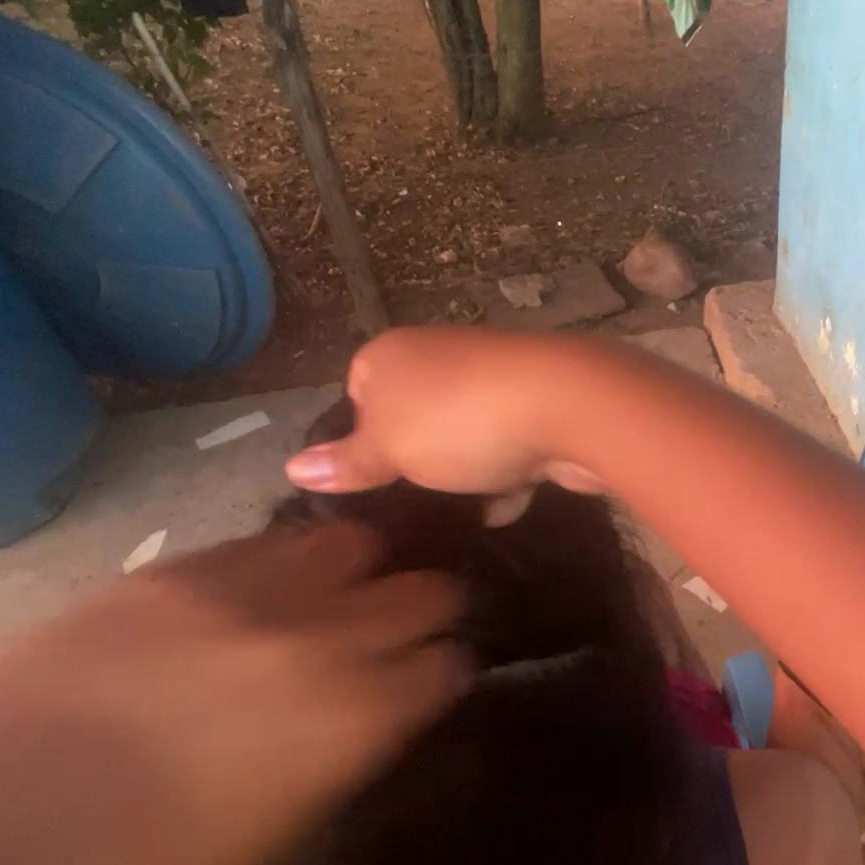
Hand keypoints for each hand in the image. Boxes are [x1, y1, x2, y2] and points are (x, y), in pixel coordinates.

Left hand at [0, 523, 469, 864]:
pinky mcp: (184, 568)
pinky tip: (262, 589)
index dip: (447, 666)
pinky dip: (283, 564)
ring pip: (355, 545)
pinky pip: (269, 543)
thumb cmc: (154, 857)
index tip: (434, 670)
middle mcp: (326, 641)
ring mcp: (255, 595)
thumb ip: (359, 741)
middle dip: (426, 609)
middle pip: (426, 592)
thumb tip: (390, 695)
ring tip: (332, 591)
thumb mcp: (295, 815)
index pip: (450, 662)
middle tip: (401, 624)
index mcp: (360, 717)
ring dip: (358, 572)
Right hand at [284, 327, 607, 496]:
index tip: (373, 475)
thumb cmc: (460, 422)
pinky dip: (510, 477)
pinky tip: (507, 508)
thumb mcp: (389, 448)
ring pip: (469, 434)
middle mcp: (445, 356)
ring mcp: (499, 380)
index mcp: (394, 353)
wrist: (571, 407)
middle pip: (418, 416)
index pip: (357, 391)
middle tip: (417, 502)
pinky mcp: (543, 407)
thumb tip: (293, 468)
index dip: (362, 436)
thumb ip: (347, 461)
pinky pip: (513, 447)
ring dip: (470, 473)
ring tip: (464, 512)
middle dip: (422, 459)